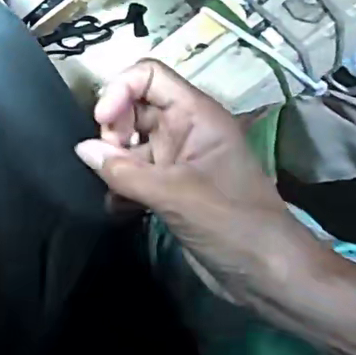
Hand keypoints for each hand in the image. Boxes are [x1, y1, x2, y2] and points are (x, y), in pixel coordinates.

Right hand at [75, 60, 327, 307]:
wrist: (273, 278)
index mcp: (196, 115)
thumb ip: (124, 171)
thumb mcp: (176, 195)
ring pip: (129, 141)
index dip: (119, 89)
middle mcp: (184, 129)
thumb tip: (83, 149)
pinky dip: (120, 184)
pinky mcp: (170, 186)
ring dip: (113, 161)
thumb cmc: (234, 224)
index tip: (102, 121)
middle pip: (133, 106)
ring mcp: (177, 158)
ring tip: (110, 189)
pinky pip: (133, 171)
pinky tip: (117, 207)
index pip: (148, 75)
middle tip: (107, 160)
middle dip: (112, 129)